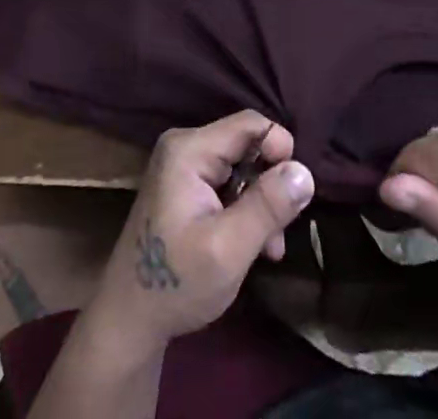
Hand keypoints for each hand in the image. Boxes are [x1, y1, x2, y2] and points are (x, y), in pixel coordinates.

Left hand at [86, 111, 315, 347]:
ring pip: (243, 169)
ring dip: (261, 206)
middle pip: (247, 146)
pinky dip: (245, 212)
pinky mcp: (186, 186)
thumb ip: (267, 206)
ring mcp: (182, 166)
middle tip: (278, 233)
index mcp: (188, 149)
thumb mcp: (229, 247)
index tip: (296, 194)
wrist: (132, 313)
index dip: (281, 150)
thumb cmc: (177, 281)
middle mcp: (184, 147)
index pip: (250, 124)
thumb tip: (305, 170)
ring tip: (267, 250)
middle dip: (271, 187)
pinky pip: (229, 184)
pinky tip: (253, 248)